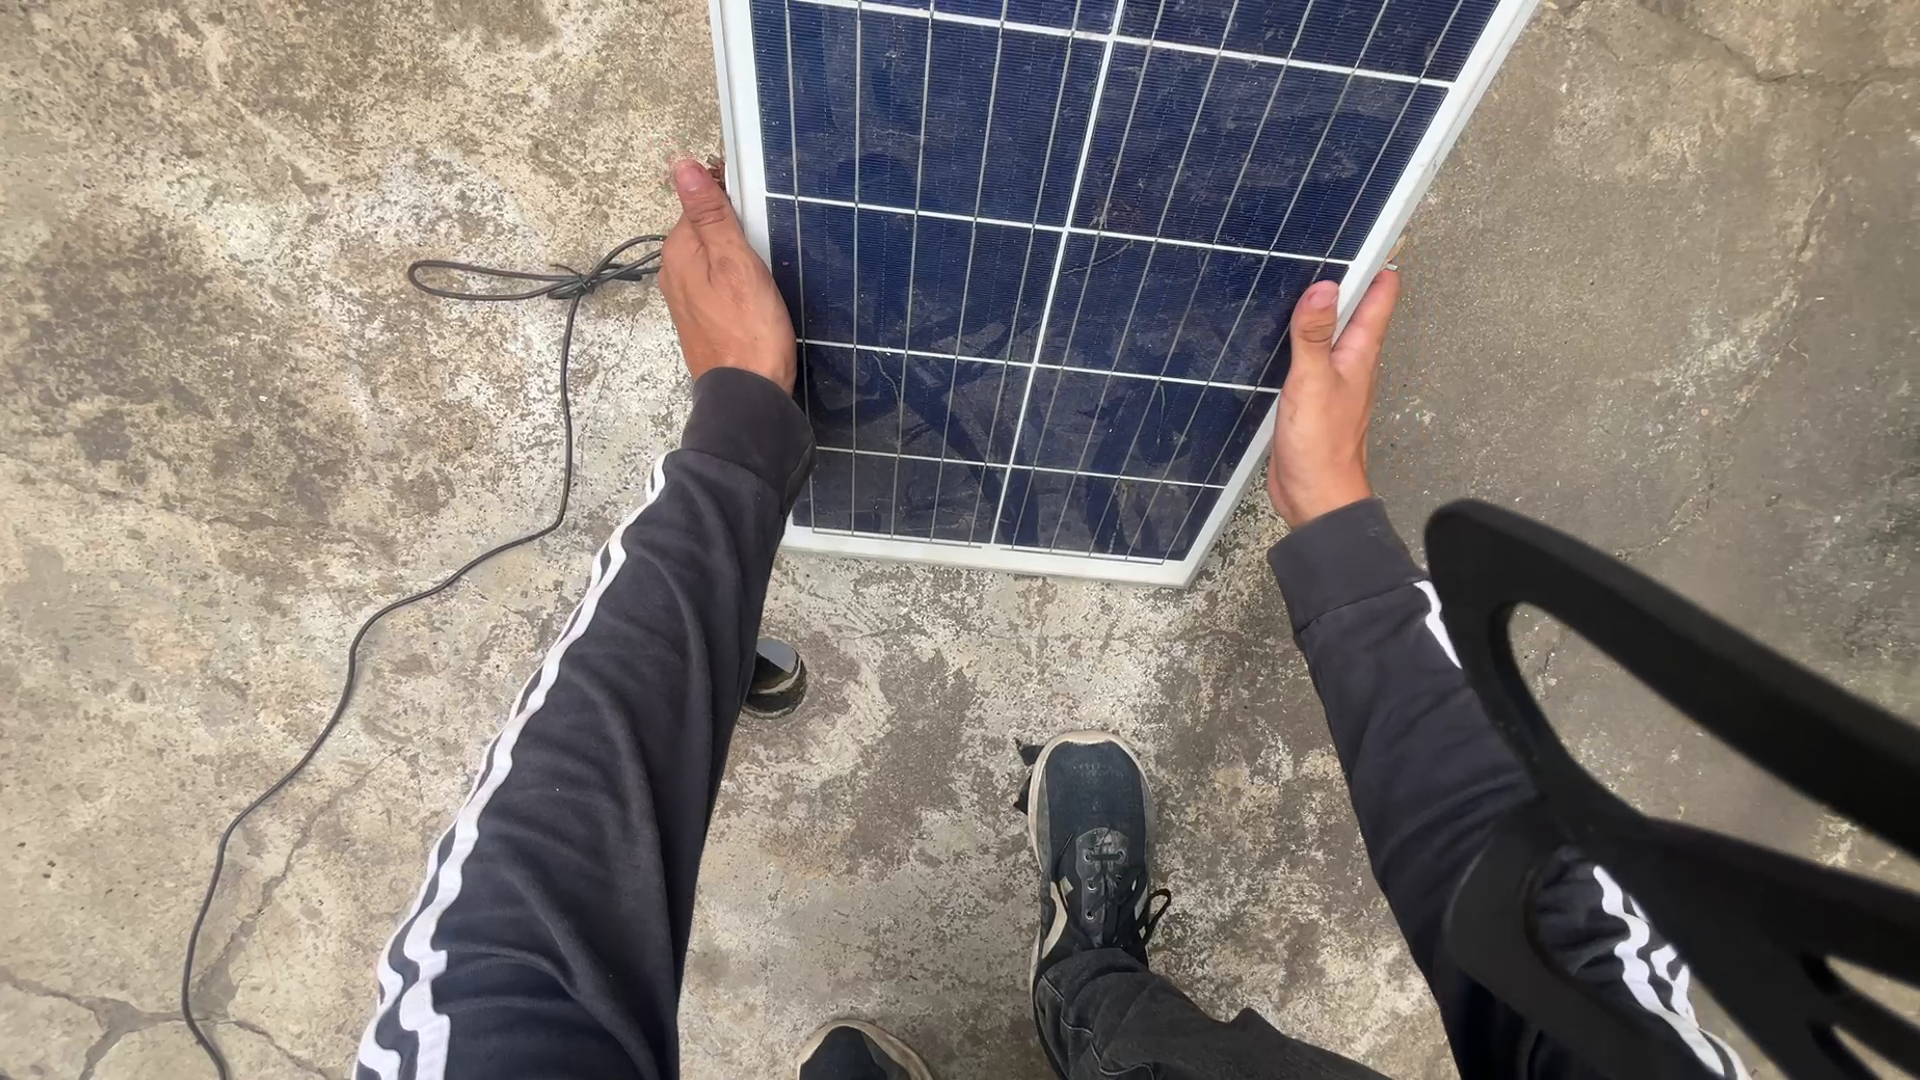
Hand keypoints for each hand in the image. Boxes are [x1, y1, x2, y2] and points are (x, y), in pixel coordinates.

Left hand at [658, 156, 797, 391]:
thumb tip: (681, 165)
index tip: (762, 220)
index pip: (701, 204)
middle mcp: (674, 274)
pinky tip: (756, 300)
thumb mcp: (736, 263)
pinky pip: (718, 288)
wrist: (749, 395)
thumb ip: (710, 214)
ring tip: (766, 277)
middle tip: (769, 253)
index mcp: (679, 252)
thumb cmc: (750, 332)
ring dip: (739, 261)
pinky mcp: (704, 322)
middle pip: (707, 233)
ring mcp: (687, 301)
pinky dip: (737, 286)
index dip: (734, 204)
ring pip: (714, 262)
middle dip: (737, 234)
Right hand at [1266, 269, 1400, 526]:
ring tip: (1299, 285)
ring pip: (1330, 333)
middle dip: (1343, 279)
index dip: (1374, 261)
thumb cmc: (1322, 447)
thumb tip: (1324, 287)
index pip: (1380, 293)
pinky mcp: (1310, 398)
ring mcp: (1332, 380)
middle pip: (1355, 308)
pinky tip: (1281, 340)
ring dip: (1319, 311)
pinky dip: (1299, 342)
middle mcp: (1352, 362)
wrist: (1315, 496)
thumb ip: (1314, 336)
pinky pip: (1308, 358)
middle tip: (1322, 249)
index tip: (1360, 233)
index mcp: (1361, 352)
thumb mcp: (1313, 384)